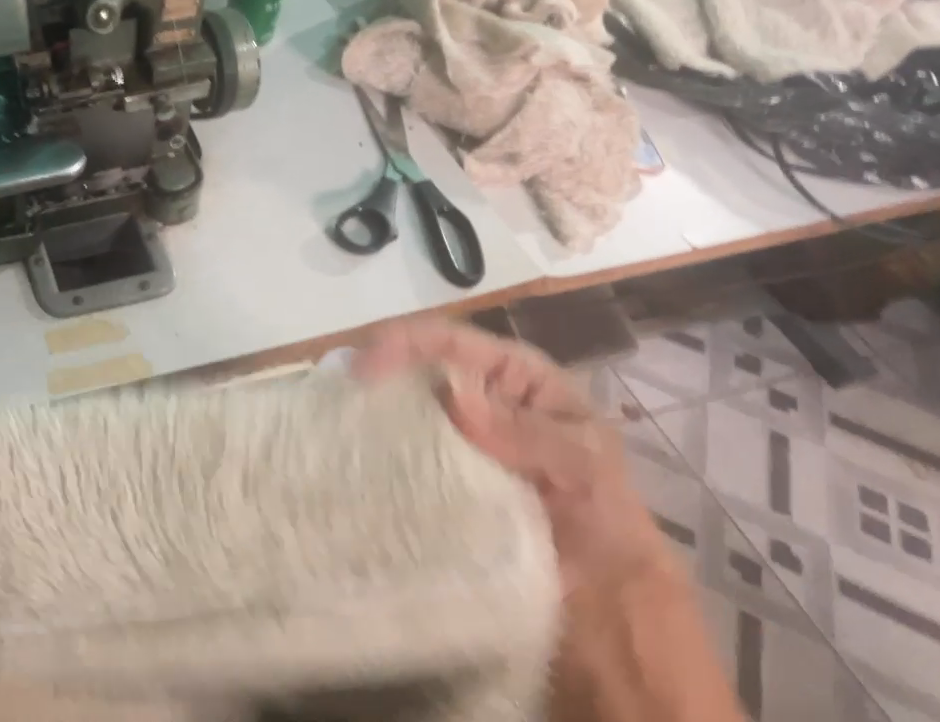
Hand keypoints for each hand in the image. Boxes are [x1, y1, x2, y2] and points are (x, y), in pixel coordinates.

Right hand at [352, 318, 671, 593]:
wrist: (603, 596)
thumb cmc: (602, 518)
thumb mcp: (583, 467)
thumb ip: (528, 432)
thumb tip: (455, 395)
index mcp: (516, 377)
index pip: (453, 343)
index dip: (406, 344)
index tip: (364, 370)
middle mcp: (478, 396)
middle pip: (417, 367)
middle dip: (378, 375)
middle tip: (339, 396)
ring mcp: (453, 434)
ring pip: (403, 407)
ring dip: (372, 413)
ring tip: (336, 427)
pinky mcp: (437, 472)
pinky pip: (402, 452)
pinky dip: (378, 453)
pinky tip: (353, 460)